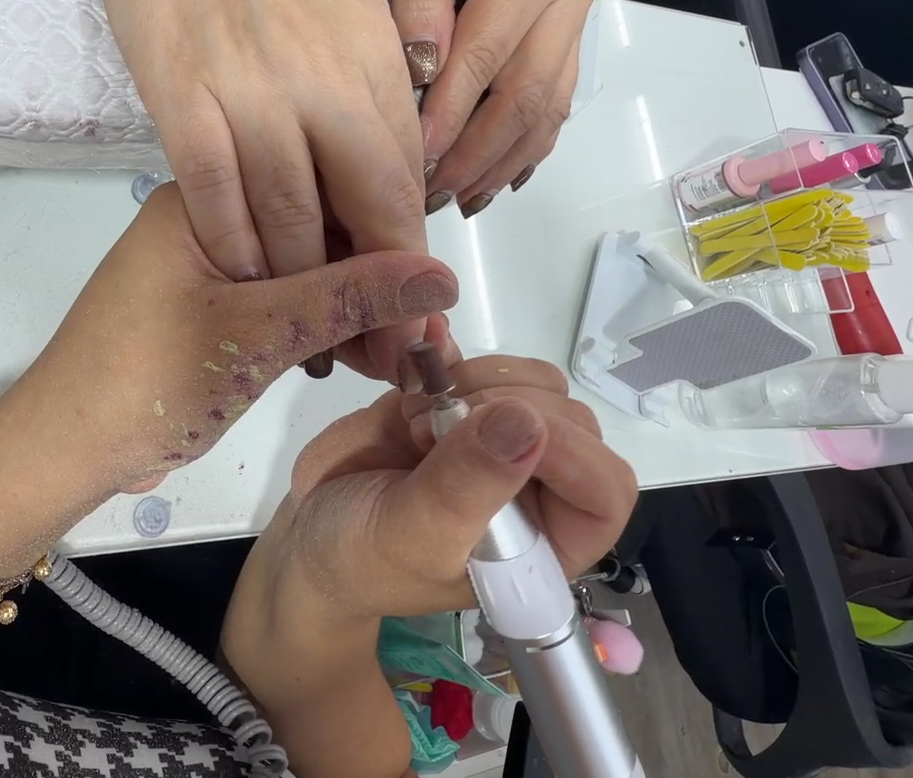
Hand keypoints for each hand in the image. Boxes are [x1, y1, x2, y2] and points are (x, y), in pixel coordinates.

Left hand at [0, 182, 457, 497]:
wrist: (66, 449)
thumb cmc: (148, 381)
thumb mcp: (256, 336)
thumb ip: (348, 299)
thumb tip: (443, 277)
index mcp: (207, 199)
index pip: (318, 196)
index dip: (385, 244)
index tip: (438, 296)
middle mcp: (214, 221)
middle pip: (315, 238)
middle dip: (377, 289)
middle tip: (431, 340)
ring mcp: (214, 269)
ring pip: (305, 277)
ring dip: (356, 316)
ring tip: (411, 359)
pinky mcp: (216, 311)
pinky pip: (284, 307)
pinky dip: (324, 332)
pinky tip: (370, 359)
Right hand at [29, 0, 429, 383]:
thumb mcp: (354, 8)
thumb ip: (380, 91)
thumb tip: (395, 166)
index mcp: (371, 63)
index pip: (402, 182)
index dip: (410, 259)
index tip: (414, 313)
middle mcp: (320, 84)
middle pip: (357, 212)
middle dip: (369, 294)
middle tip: (371, 352)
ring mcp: (247, 95)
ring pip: (284, 219)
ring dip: (295, 286)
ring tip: (302, 332)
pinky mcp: (181, 105)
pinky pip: (214, 202)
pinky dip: (232, 251)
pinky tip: (241, 282)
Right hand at [256, 357, 636, 620]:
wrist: (308, 531)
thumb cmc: (362, 556)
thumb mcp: (412, 534)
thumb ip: (465, 485)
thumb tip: (525, 422)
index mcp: (545, 539)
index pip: (603, 485)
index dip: (566, 449)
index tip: (492, 432)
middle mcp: (533, 485)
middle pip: (569, 418)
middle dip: (500, 410)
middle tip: (426, 433)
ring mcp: (493, 437)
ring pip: (531, 381)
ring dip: (472, 383)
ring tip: (414, 417)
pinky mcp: (454, 401)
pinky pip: (476, 360)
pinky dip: (444, 356)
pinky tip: (407, 380)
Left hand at [393, 0, 600, 216]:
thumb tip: (421, 71)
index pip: (488, 52)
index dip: (451, 112)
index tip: (414, 160)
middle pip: (526, 93)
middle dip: (476, 153)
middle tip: (431, 196)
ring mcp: (579, 21)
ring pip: (547, 109)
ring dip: (502, 162)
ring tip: (460, 201)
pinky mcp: (573, 40)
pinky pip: (557, 105)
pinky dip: (526, 149)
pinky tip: (497, 181)